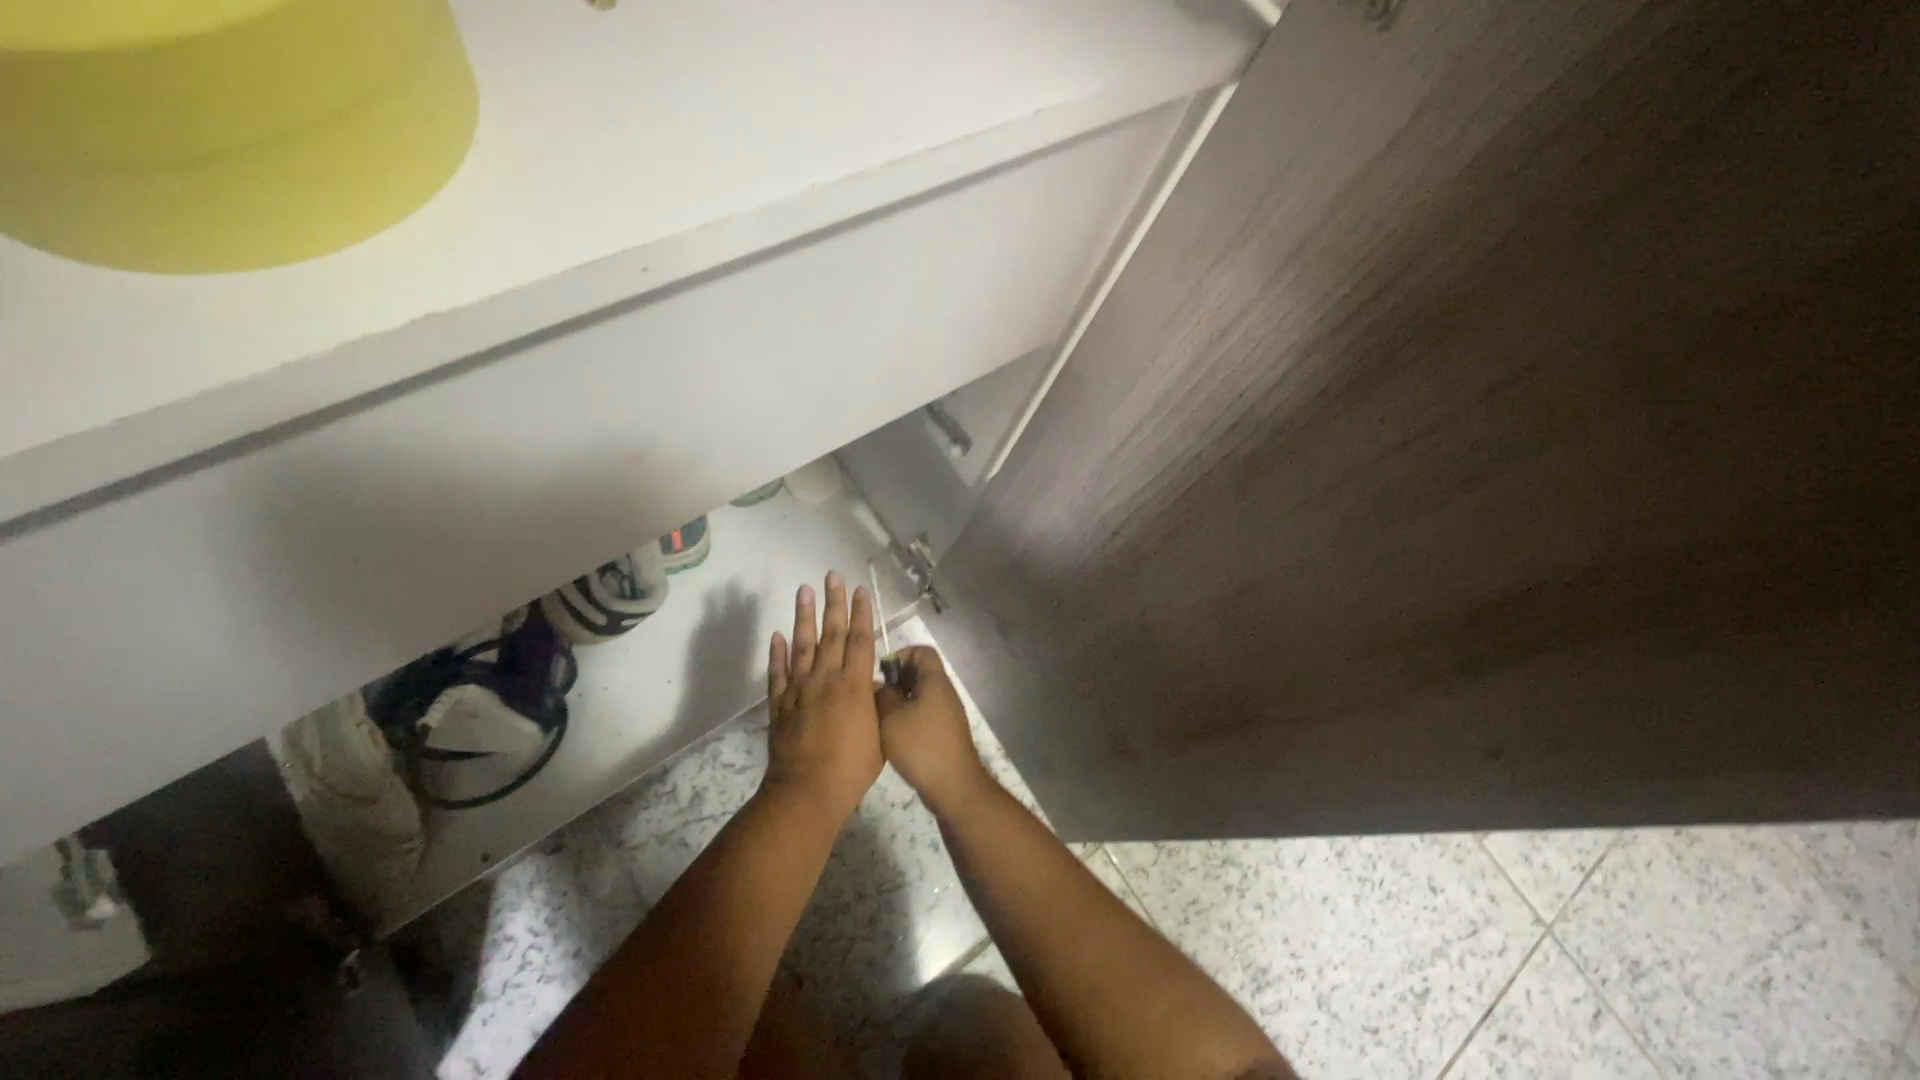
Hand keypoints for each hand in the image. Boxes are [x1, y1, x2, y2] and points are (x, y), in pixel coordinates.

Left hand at [762, 572, 883, 821]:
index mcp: (854, 686)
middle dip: (834, 603)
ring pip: (802, 645)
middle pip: (832, 633)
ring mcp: (800, 689)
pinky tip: (777, 636)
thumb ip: (876, 706)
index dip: (862, 613)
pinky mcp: (780, 705)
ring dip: (803, 616)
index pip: (860, 640)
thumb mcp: (879, 735)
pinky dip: (777, 653)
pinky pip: (778, 673)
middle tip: (832, 575)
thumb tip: (871, 687)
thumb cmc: (853, 768)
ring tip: (803, 590)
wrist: (808, 790)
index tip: (861, 590)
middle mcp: (826, 679)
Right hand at [875, 646, 997, 815]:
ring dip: (899, 702)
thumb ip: (881, 696)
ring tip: (879, 717)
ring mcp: (946, 714)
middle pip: (920, 673)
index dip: (901, 654)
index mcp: (935, 681)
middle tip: (875, 697)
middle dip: (896, 681)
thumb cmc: (921, 746)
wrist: (953, 785)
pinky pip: (924, 715)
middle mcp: (944, 693)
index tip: (881, 672)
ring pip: (920, 696)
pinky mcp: (944, 733)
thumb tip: (877, 685)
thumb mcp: (891, 718)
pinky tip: (892, 736)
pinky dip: (908, 719)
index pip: (922, 651)